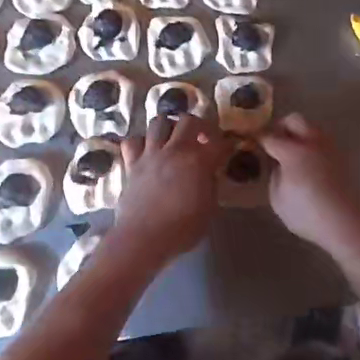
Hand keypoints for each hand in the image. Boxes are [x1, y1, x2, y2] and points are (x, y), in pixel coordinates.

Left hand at [109, 113, 227, 265]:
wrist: (143, 238)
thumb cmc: (182, 229)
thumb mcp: (208, 209)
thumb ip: (210, 185)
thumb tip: (208, 173)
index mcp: (198, 161)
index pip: (218, 141)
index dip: (225, 143)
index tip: (227, 148)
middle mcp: (174, 150)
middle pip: (188, 120)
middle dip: (199, 125)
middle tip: (202, 138)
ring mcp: (150, 155)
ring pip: (159, 122)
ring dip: (170, 126)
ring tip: (174, 138)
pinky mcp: (132, 164)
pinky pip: (133, 141)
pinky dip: (141, 142)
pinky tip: (147, 150)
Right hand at [259, 114, 359, 256]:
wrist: (345, 224)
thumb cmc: (307, 214)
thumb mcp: (278, 198)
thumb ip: (274, 175)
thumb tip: (276, 164)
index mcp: (293, 151)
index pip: (269, 136)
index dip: (258, 137)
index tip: (251, 140)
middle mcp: (312, 142)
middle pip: (294, 119)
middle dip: (281, 127)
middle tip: (273, 142)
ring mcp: (329, 147)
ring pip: (311, 126)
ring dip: (298, 133)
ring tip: (290, 152)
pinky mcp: (341, 157)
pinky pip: (322, 140)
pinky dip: (311, 143)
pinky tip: (306, 162)